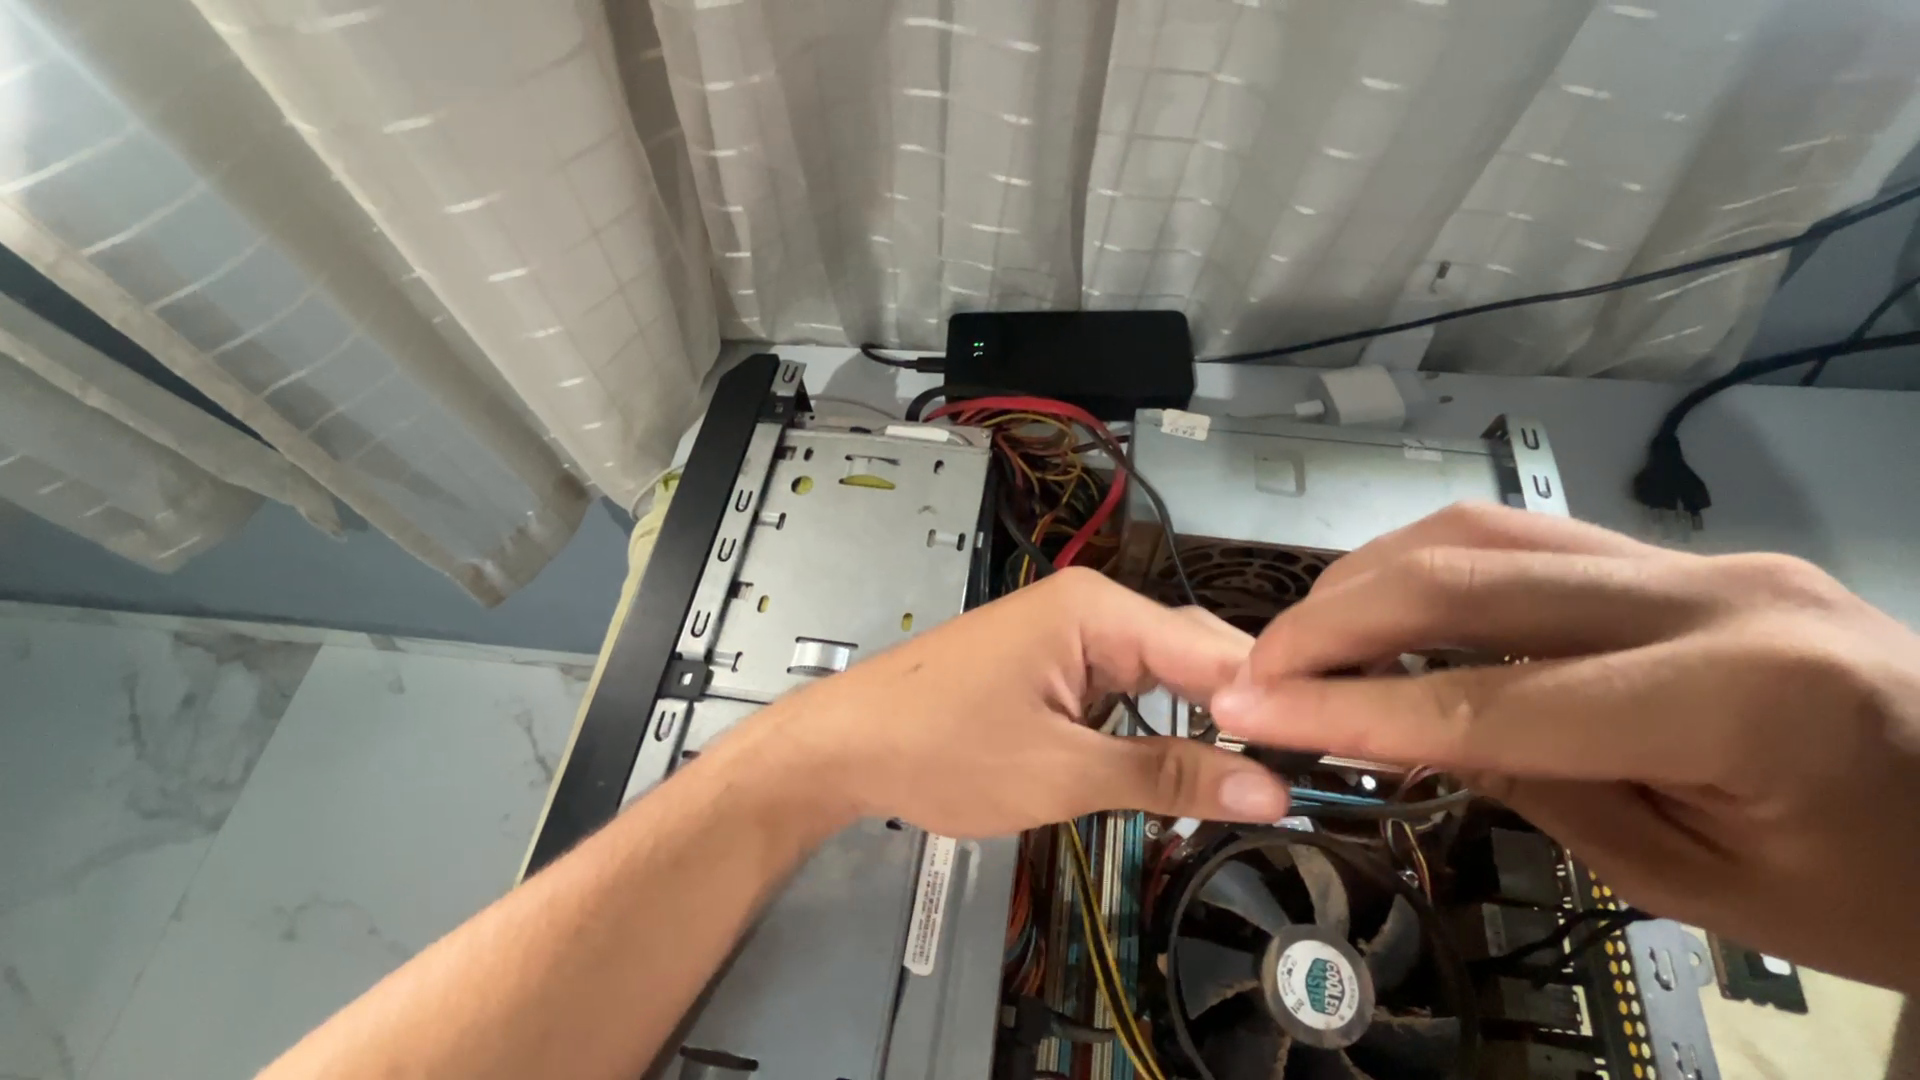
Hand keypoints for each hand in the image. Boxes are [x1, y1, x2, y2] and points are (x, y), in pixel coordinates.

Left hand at [710, 567, 1291, 838]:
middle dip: (1240, 714)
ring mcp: (1068, 633)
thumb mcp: (1063, 772)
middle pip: (1192, 655)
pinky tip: (1183, 763)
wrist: (846, 745)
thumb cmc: (942, 749)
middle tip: (1296, 781)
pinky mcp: (1051, 662)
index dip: (1272, 705)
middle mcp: (1091, 607)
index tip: (1324, 762)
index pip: (1215, 650)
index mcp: (1100, 610)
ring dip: (1199, 724)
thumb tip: (1270, 790)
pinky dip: (1154, 725)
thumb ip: (1168, 777)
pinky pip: (1124, 687)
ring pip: (1160, 674)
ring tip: (1253, 778)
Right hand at [1207, 503, 1919, 990]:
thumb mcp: (1693, 881)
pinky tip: (1379, 602)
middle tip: (1252, 667)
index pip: (1488, 701)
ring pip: (1476, 531)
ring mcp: (1691, 554)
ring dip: (1363, 578)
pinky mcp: (1670, 547)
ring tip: (1304, 634)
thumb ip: (1537, 787)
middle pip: (1462, 579)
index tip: (1247, 712)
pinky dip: (1418, 563)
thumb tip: (1402, 730)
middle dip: (1331, 622)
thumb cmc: (1868, 892)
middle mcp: (1713, 594)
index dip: (1348, 707)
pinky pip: (1512, 533)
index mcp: (1744, 702)